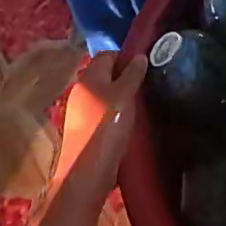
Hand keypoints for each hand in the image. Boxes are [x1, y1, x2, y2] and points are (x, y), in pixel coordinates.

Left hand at [55, 52, 146, 182]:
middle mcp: (81, 88)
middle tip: (145, 86)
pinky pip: (101, 111)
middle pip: (105, 74)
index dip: (126, 58)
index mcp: (89, 76)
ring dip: (121, 97)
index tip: (145, 68)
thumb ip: (132, 75)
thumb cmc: (107, 127)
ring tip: (140, 105)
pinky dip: (114, 113)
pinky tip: (127, 123)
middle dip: (125, 78)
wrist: (87, 171)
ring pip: (104, 93)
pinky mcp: (83, 128)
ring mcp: (80, 109)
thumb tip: (139, 56)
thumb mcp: (124, 96)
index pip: (108, 55)